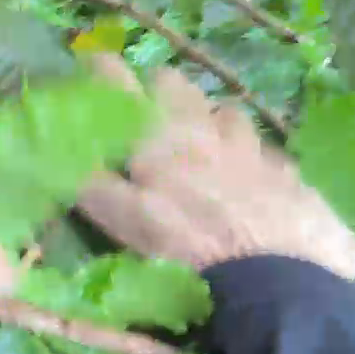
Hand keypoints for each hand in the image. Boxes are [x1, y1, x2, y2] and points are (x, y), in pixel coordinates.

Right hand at [77, 59, 354, 277]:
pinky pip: (272, 159)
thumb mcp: (121, 219)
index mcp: (158, 136)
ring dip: (214, 121)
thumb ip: (90, 181)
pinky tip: (254, 186)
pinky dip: (257, 164)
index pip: (120, 83)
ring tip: (206, 143)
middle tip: (148, 111)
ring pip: (231, 114)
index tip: (89, 64)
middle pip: (178, 86)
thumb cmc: (185, 248)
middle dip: (159, 88)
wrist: (278, 289)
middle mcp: (205, 131)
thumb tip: (59, 155)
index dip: (101, 69)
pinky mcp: (294, 182)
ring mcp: (255, 153)